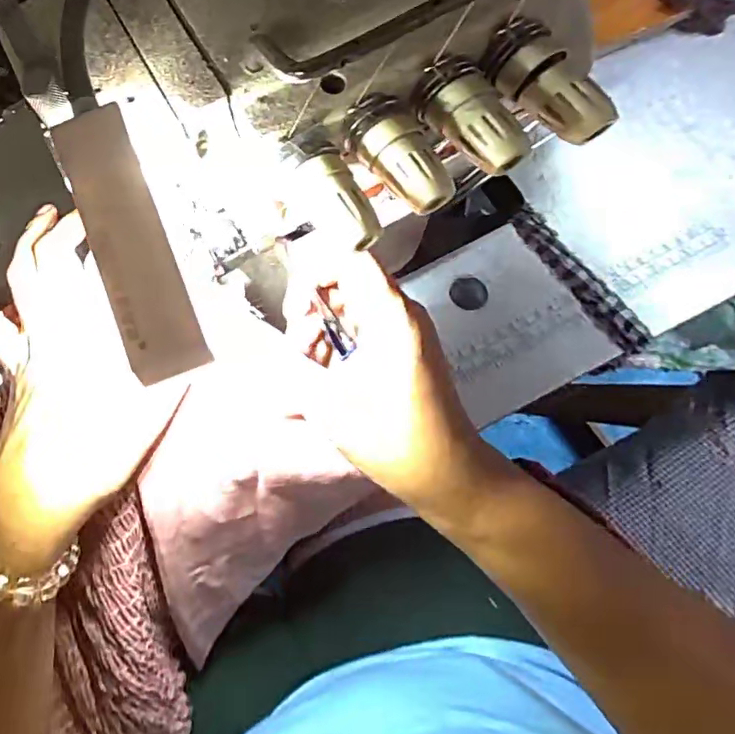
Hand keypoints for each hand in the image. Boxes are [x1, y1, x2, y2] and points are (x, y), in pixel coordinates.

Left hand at [0, 205, 187, 574]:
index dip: (89, 233)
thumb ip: (175, 363)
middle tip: (74, 211)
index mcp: (81, 335)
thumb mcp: (149, 409)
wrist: (32, 503)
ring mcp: (24, 351)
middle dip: (56, 229)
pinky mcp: (11, 372)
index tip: (112, 214)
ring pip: (13, 287)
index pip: (80, 268)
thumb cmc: (91, 456)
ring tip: (36, 222)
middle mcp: (49, 332)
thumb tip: (205, 327)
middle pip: (41, 266)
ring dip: (23, 248)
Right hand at [282, 243, 509, 513]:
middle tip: (300, 343)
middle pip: (346, 281)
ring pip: (351, 305)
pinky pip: (363, 326)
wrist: (447, 474)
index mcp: (391, 317)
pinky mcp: (402, 347)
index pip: (351, 260)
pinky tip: (326, 371)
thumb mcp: (332, 405)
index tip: (298, 307)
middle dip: (313, 306)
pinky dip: (339, 340)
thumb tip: (287, 345)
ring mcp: (404, 329)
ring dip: (322, 326)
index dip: (316, 273)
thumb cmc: (396, 442)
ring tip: (310, 363)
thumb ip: (300, 366)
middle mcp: (401, 313)